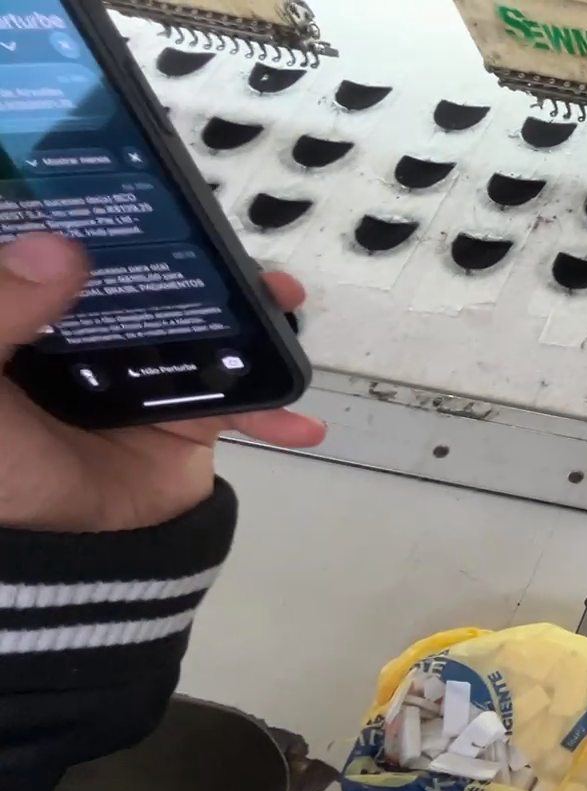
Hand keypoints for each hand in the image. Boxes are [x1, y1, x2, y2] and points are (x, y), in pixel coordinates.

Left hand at [0, 232, 325, 532]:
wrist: (47, 549)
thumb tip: (63, 249)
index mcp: (17, 316)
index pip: (48, 253)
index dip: (87, 220)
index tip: (131, 190)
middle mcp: (78, 337)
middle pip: (141, 285)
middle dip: (191, 264)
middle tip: (229, 244)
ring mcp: (141, 379)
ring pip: (201, 335)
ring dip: (252, 322)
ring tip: (290, 303)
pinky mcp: (187, 422)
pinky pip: (242, 412)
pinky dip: (279, 419)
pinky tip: (304, 425)